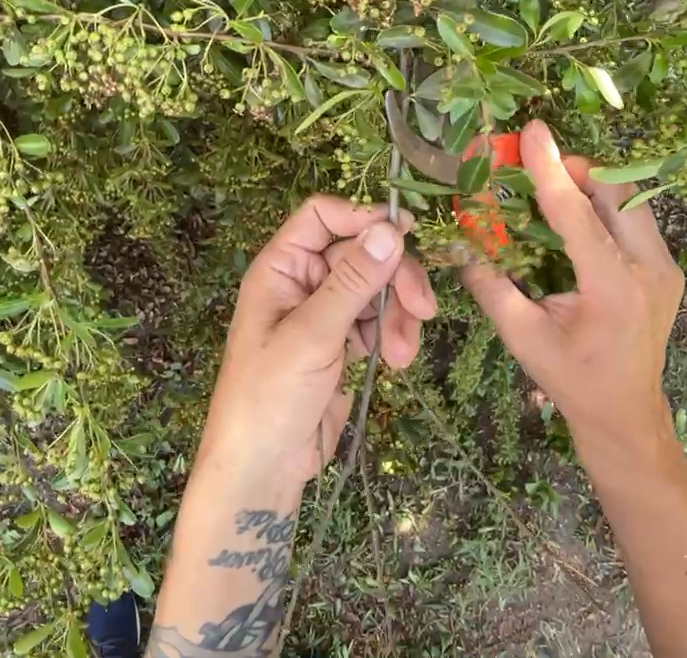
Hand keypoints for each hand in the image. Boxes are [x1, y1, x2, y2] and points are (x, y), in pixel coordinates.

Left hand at [195, 195, 436, 492]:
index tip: (406, 233)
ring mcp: (323, 313)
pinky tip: (398, 361)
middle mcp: (302, 282)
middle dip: (394, 279)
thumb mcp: (312, 335)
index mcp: (281, 267)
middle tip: (423, 308)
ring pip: (375, 288)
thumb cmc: (270, 395)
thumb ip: (352, 282)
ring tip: (402, 353)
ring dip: (397, 314)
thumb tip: (390, 230)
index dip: (362, 218)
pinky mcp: (341, 343)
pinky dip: (393, 334)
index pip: (323, 217)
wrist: (263, 469)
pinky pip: (377, 320)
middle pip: (360, 253)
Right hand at [460, 120, 684, 462]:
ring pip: (630, 200)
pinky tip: (575, 217)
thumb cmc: (572, 379)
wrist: (626, 415)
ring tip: (552, 189)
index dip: (549, 168)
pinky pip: (634, 219)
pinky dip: (603, 206)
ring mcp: (665, 268)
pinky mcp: (666, 270)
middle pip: (614, 192)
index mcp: (613, 287)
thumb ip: (491, 285)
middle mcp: (650, 269)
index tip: (531, 131)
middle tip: (535, 170)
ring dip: (591, 186)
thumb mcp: (522, 336)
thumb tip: (460, 244)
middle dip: (574, 170)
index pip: (575, 212)